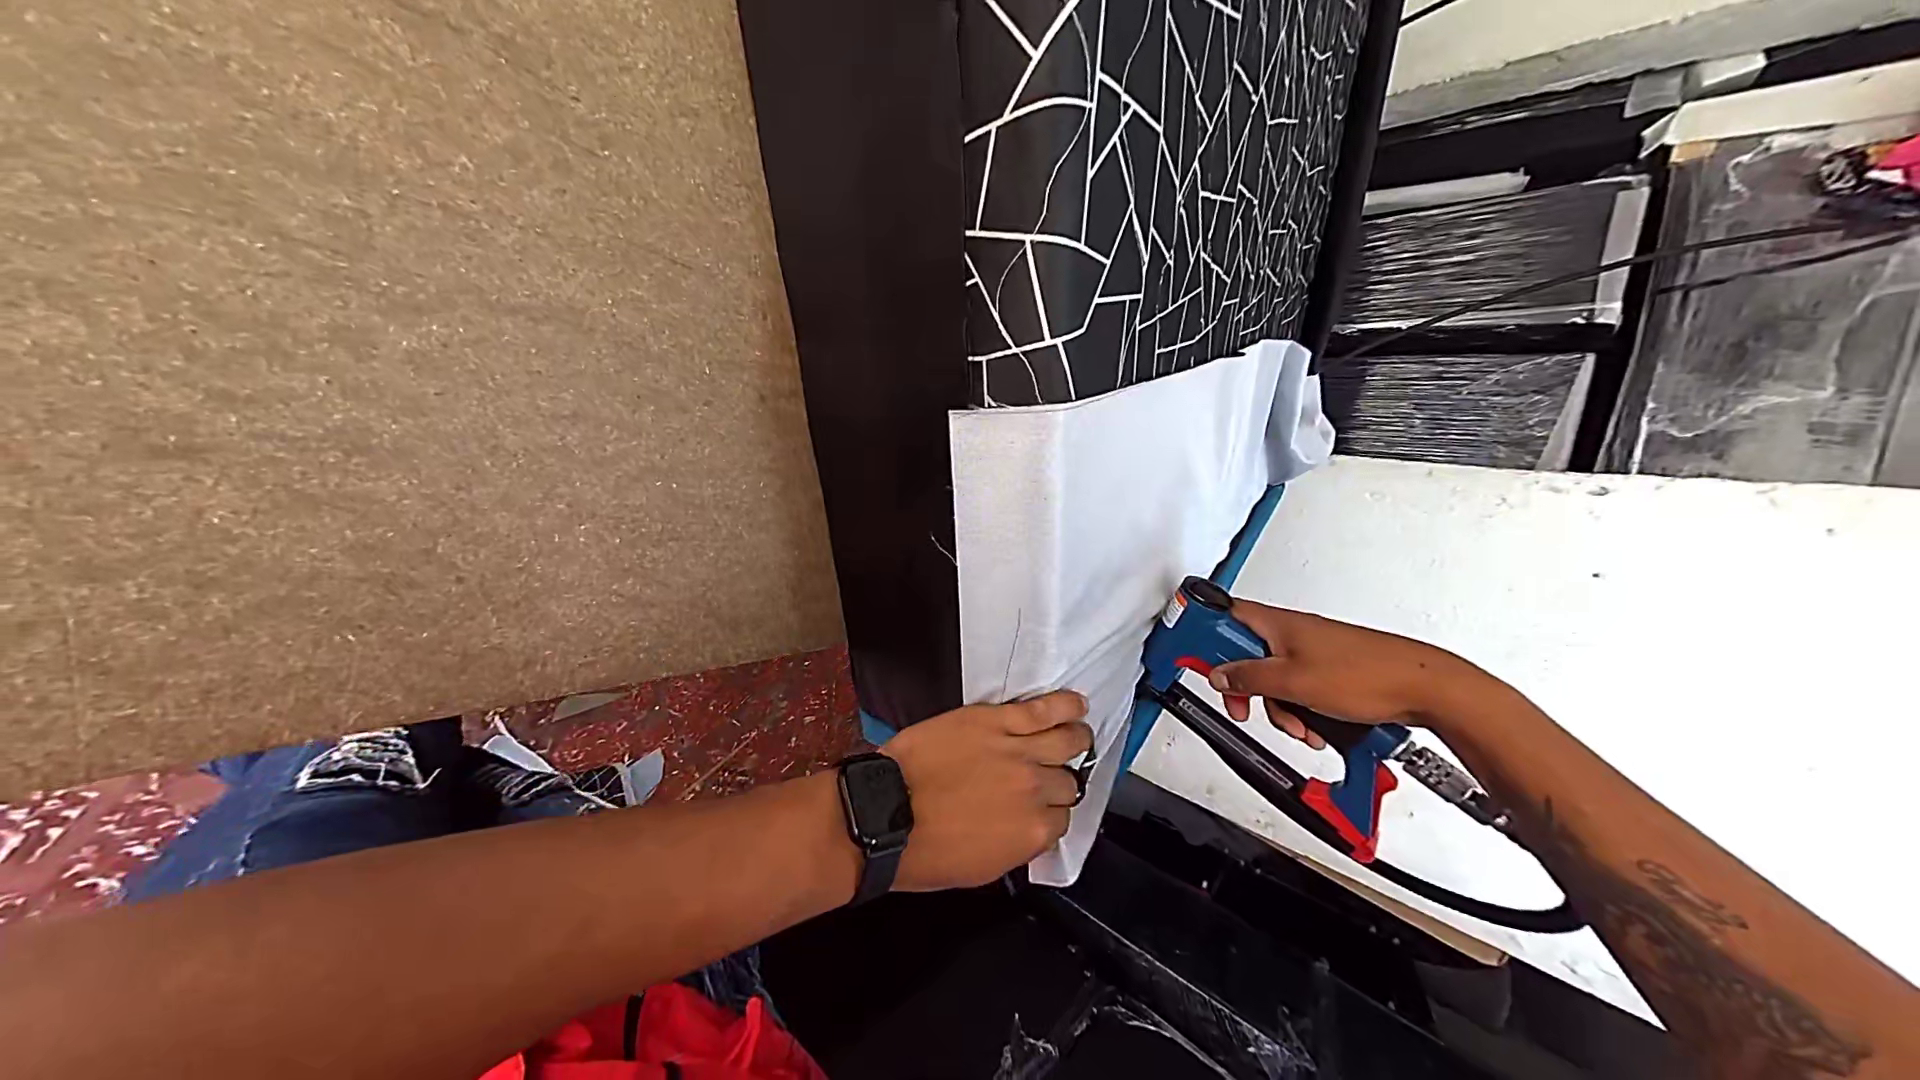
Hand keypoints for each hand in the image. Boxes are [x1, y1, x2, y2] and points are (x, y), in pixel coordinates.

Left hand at [878, 691, 1092, 891]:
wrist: (884, 813)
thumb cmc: (922, 849)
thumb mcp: (981, 868)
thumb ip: (1017, 846)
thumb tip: (1030, 830)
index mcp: (1032, 832)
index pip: (1062, 818)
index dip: (1051, 811)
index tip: (1043, 804)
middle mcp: (1034, 791)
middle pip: (1068, 781)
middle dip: (1059, 779)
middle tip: (1049, 773)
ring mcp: (1017, 752)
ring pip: (1067, 740)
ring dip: (1076, 739)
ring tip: (1076, 734)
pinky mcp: (996, 721)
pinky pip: (1044, 709)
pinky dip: (1065, 705)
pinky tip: (1075, 704)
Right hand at [1209, 601, 1483, 746]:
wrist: (1425, 690)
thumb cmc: (1370, 674)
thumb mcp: (1293, 681)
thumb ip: (1248, 677)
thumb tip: (1220, 674)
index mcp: (1276, 623)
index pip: (1222, 615)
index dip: (1200, 630)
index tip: (1182, 647)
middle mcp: (1289, 632)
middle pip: (1242, 653)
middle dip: (1242, 685)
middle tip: (1240, 702)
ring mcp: (1307, 651)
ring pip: (1269, 677)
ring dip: (1274, 705)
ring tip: (1296, 723)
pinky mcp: (1325, 671)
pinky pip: (1293, 688)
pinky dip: (1297, 708)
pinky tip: (1312, 725)